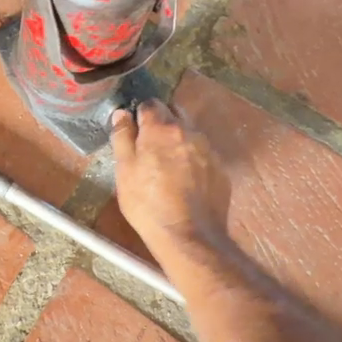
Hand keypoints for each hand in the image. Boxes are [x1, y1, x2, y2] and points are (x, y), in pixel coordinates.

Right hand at [110, 98, 233, 261]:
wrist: (189, 237)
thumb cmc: (147, 202)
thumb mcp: (124, 170)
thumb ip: (122, 136)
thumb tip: (121, 113)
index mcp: (162, 128)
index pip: (150, 103)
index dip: (139, 114)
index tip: (133, 131)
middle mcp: (188, 131)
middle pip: (173, 113)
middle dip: (161, 123)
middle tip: (149, 147)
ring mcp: (208, 150)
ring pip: (189, 133)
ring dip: (178, 140)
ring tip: (167, 167)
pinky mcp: (220, 169)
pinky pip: (203, 153)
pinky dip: (192, 159)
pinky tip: (184, 181)